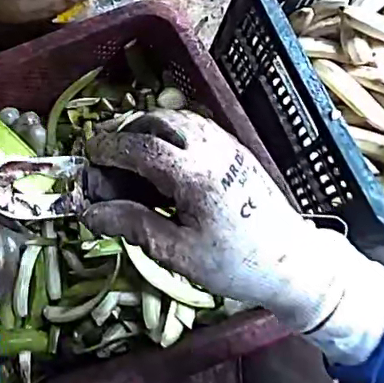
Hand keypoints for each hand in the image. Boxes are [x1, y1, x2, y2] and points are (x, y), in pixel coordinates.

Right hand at [82, 110, 383, 363]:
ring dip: (146, 128)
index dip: (109, 148)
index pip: (140, 147)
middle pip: (156, 121)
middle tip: (106, 154)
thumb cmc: (235, 264)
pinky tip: (160, 158)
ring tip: (130, 156)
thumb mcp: (178, 254)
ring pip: (175, 118)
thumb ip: (133, 225)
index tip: (89, 153)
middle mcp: (210, 149)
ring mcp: (225, 144)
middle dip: (124, 132)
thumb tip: (91, 213)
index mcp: (195, 176)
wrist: (294, 263)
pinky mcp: (234, 147)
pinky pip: (193, 126)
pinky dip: (167, 132)